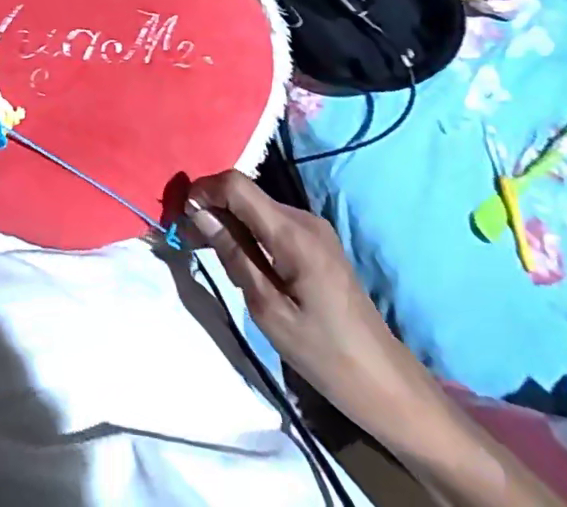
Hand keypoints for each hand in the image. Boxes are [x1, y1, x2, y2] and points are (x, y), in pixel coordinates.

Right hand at [187, 172, 451, 446]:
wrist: (383, 380)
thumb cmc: (322, 352)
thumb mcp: (267, 308)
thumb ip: (233, 254)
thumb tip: (199, 213)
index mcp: (294, 234)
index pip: (237, 185)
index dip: (204, 191)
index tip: (182, 217)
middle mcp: (304, 220)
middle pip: (245, 193)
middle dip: (211, 209)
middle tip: (189, 242)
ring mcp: (313, 229)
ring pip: (255, 207)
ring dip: (227, 223)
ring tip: (214, 258)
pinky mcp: (316, 241)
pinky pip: (270, 223)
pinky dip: (246, 233)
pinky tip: (242, 264)